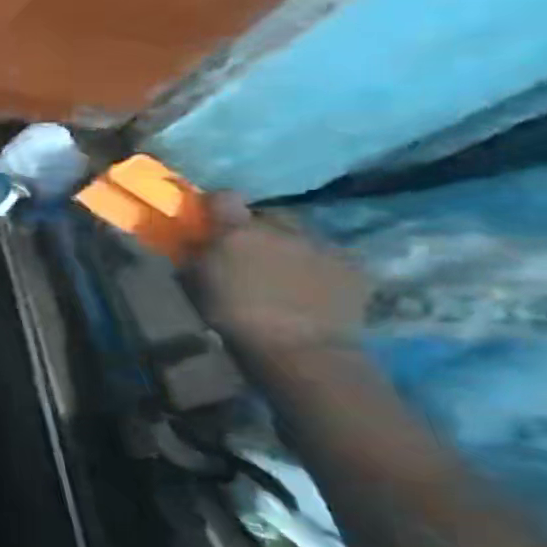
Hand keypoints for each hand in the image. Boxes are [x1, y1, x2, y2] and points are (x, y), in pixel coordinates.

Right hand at [192, 195, 368, 359]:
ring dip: (288, 245)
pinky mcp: (353, 266)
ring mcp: (322, 245)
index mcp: (237, 231)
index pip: (223, 197)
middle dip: (257, 228)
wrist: (301, 349)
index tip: (210, 219)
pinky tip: (312, 286)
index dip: (216, 205)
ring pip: (300, 235)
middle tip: (247, 251)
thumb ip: (196, 252)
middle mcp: (281, 228)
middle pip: (267, 215)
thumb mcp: (196, 281)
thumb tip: (194, 237)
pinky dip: (318, 265)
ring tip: (283, 271)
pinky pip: (329, 255)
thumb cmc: (233, 315)